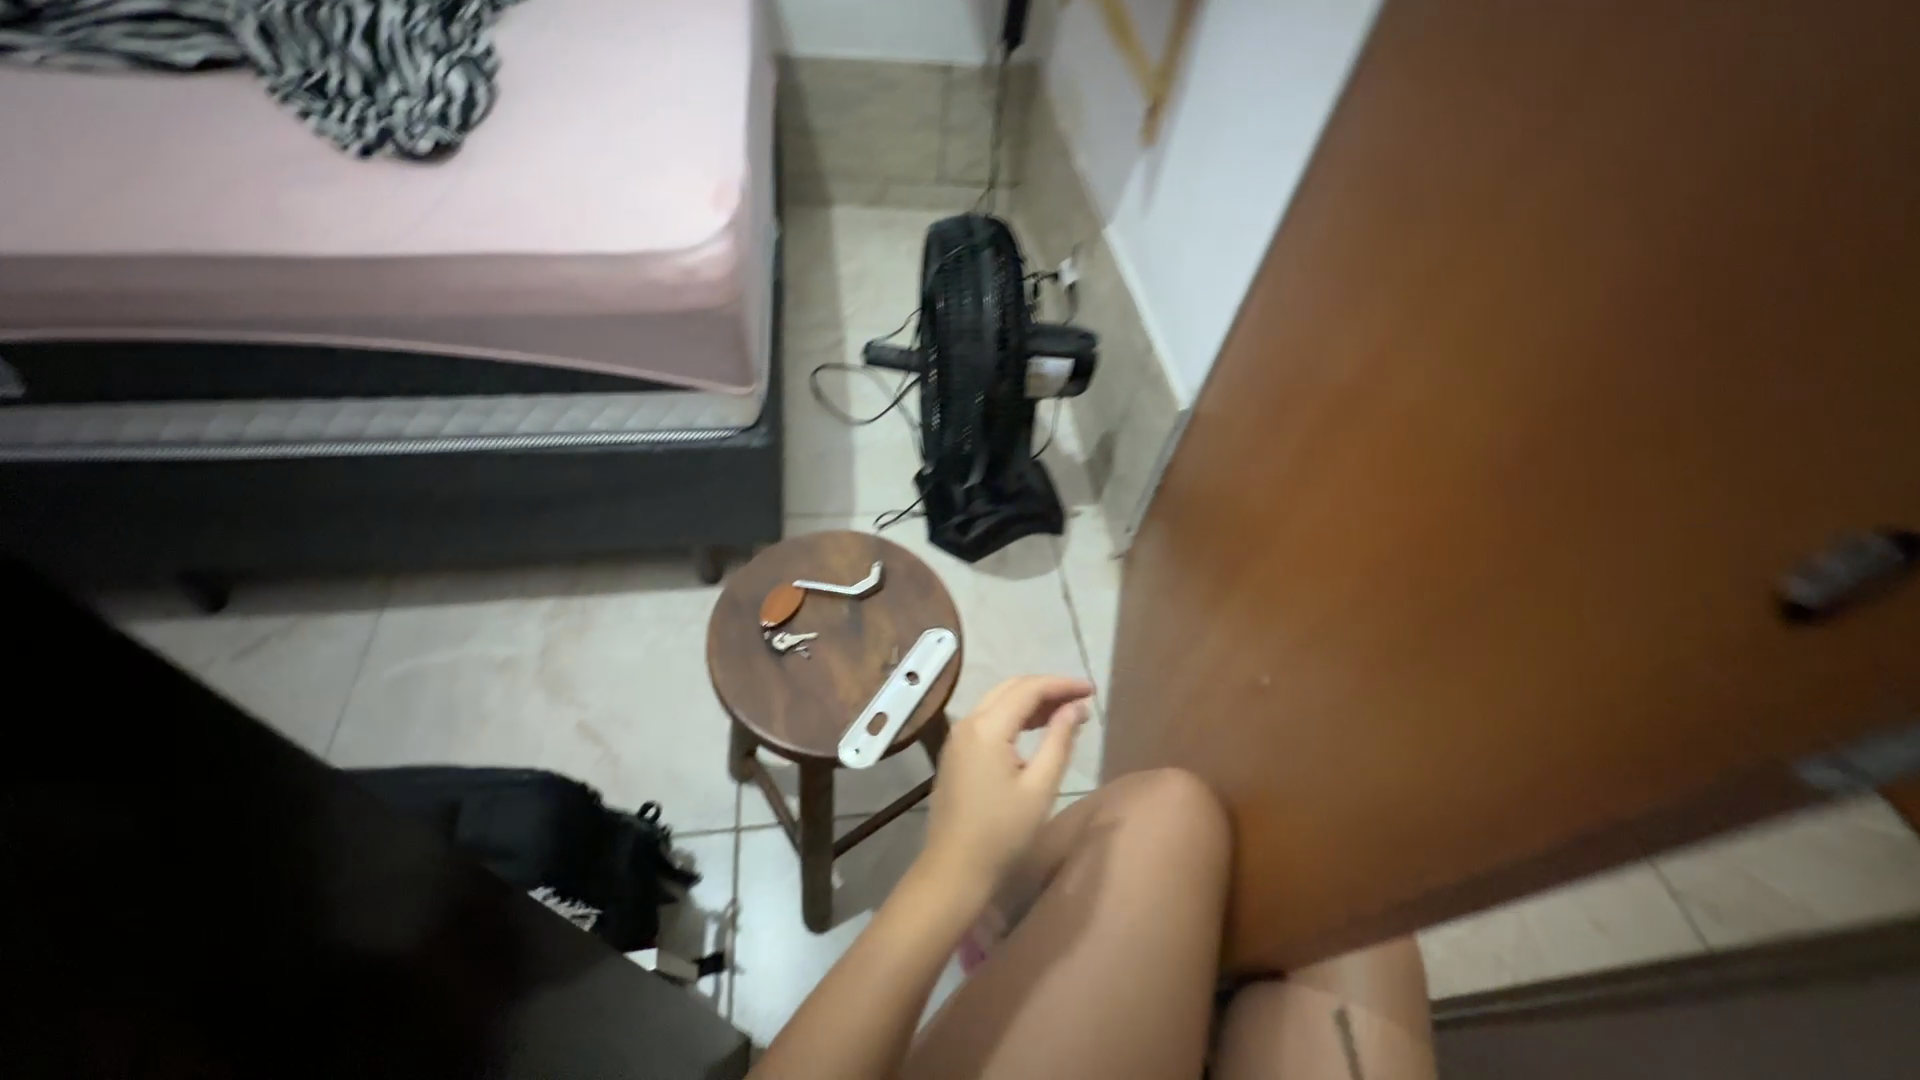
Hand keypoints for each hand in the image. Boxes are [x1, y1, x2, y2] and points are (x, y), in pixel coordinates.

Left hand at [920, 675, 1094, 890]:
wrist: (954, 868)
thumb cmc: (1002, 833)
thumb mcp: (1040, 788)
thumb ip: (1059, 741)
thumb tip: (1075, 708)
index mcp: (987, 727)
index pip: (1029, 689)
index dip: (1062, 685)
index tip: (1092, 690)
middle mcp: (967, 722)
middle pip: (1011, 688)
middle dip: (1048, 689)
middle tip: (1082, 699)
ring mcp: (958, 737)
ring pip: (998, 701)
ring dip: (1031, 701)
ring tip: (1067, 712)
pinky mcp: (956, 752)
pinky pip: (988, 719)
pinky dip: (1015, 715)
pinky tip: (1037, 728)